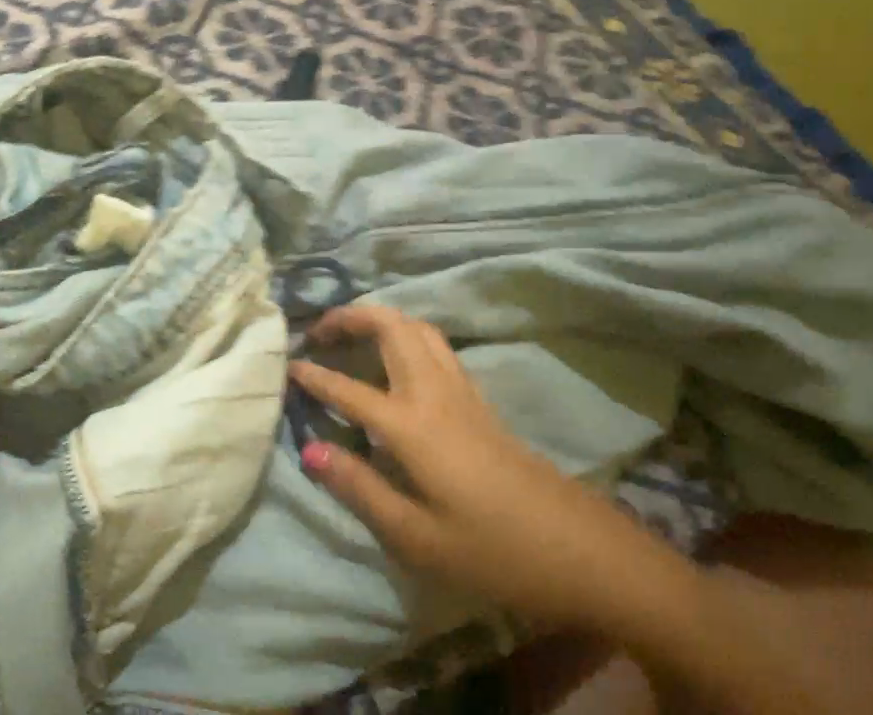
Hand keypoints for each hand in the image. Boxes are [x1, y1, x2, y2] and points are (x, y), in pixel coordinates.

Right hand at [290, 306, 690, 630]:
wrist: (587, 555)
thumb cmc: (495, 551)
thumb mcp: (416, 536)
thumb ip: (358, 487)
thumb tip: (308, 449)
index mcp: (412, 425)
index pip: (348, 388)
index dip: (312, 375)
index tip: (284, 366)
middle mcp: (435, 395)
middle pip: (393, 328)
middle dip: (351, 317)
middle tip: (317, 332)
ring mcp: (464, 395)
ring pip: (420, 330)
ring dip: (381, 320)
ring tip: (351, 337)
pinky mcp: (482, 405)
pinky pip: (436, 350)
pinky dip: (406, 338)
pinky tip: (396, 365)